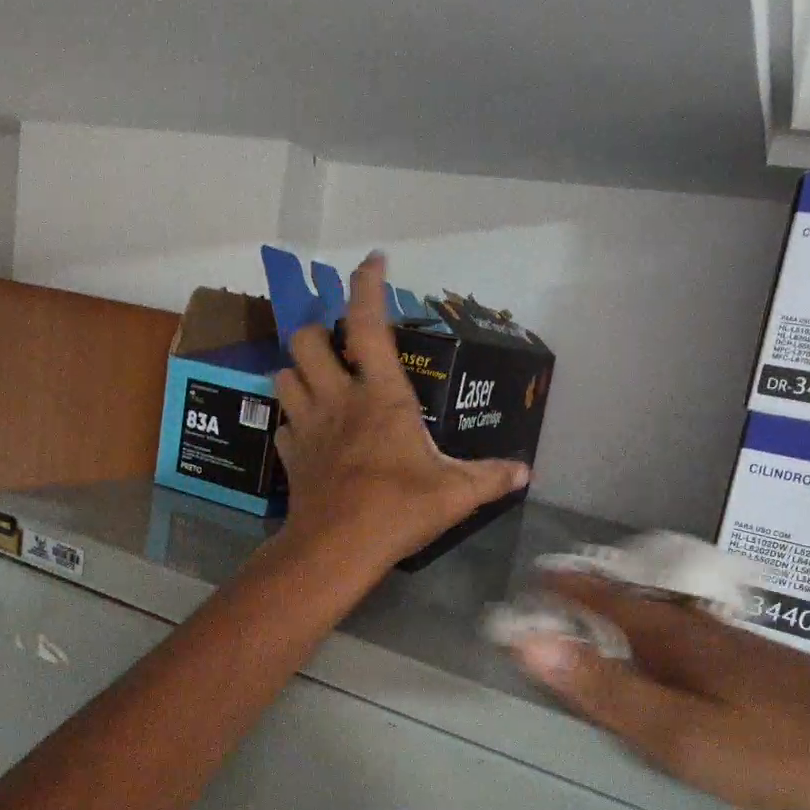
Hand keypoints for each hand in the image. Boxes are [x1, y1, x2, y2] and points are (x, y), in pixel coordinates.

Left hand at [273, 252, 529, 572]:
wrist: (338, 548)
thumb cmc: (398, 508)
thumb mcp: (456, 492)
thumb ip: (491, 476)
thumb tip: (526, 472)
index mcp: (381, 395)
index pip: (368, 324)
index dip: (367, 286)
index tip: (372, 261)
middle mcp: (338, 399)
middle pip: (306, 340)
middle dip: (317, 330)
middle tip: (337, 343)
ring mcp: (307, 426)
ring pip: (283, 375)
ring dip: (298, 371)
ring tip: (319, 381)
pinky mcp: (290, 456)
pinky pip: (283, 425)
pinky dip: (293, 421)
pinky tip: (309, 433)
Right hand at [507, 571, 809, 809]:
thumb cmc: (785, 754)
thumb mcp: (682, 735)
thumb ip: (607, 691)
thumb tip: (529, 640)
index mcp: (676, 641)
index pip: (603, 601)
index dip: (564, 590)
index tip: (531, 579)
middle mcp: (705, 633)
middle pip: (634, 604)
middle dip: (592, 596)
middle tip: (555, 596)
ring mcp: (742, 650)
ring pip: (667, 621)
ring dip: (627, 614)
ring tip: (600, 621)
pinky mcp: (770, 671)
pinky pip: (694, 640)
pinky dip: (662, 637)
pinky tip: (677, 657)